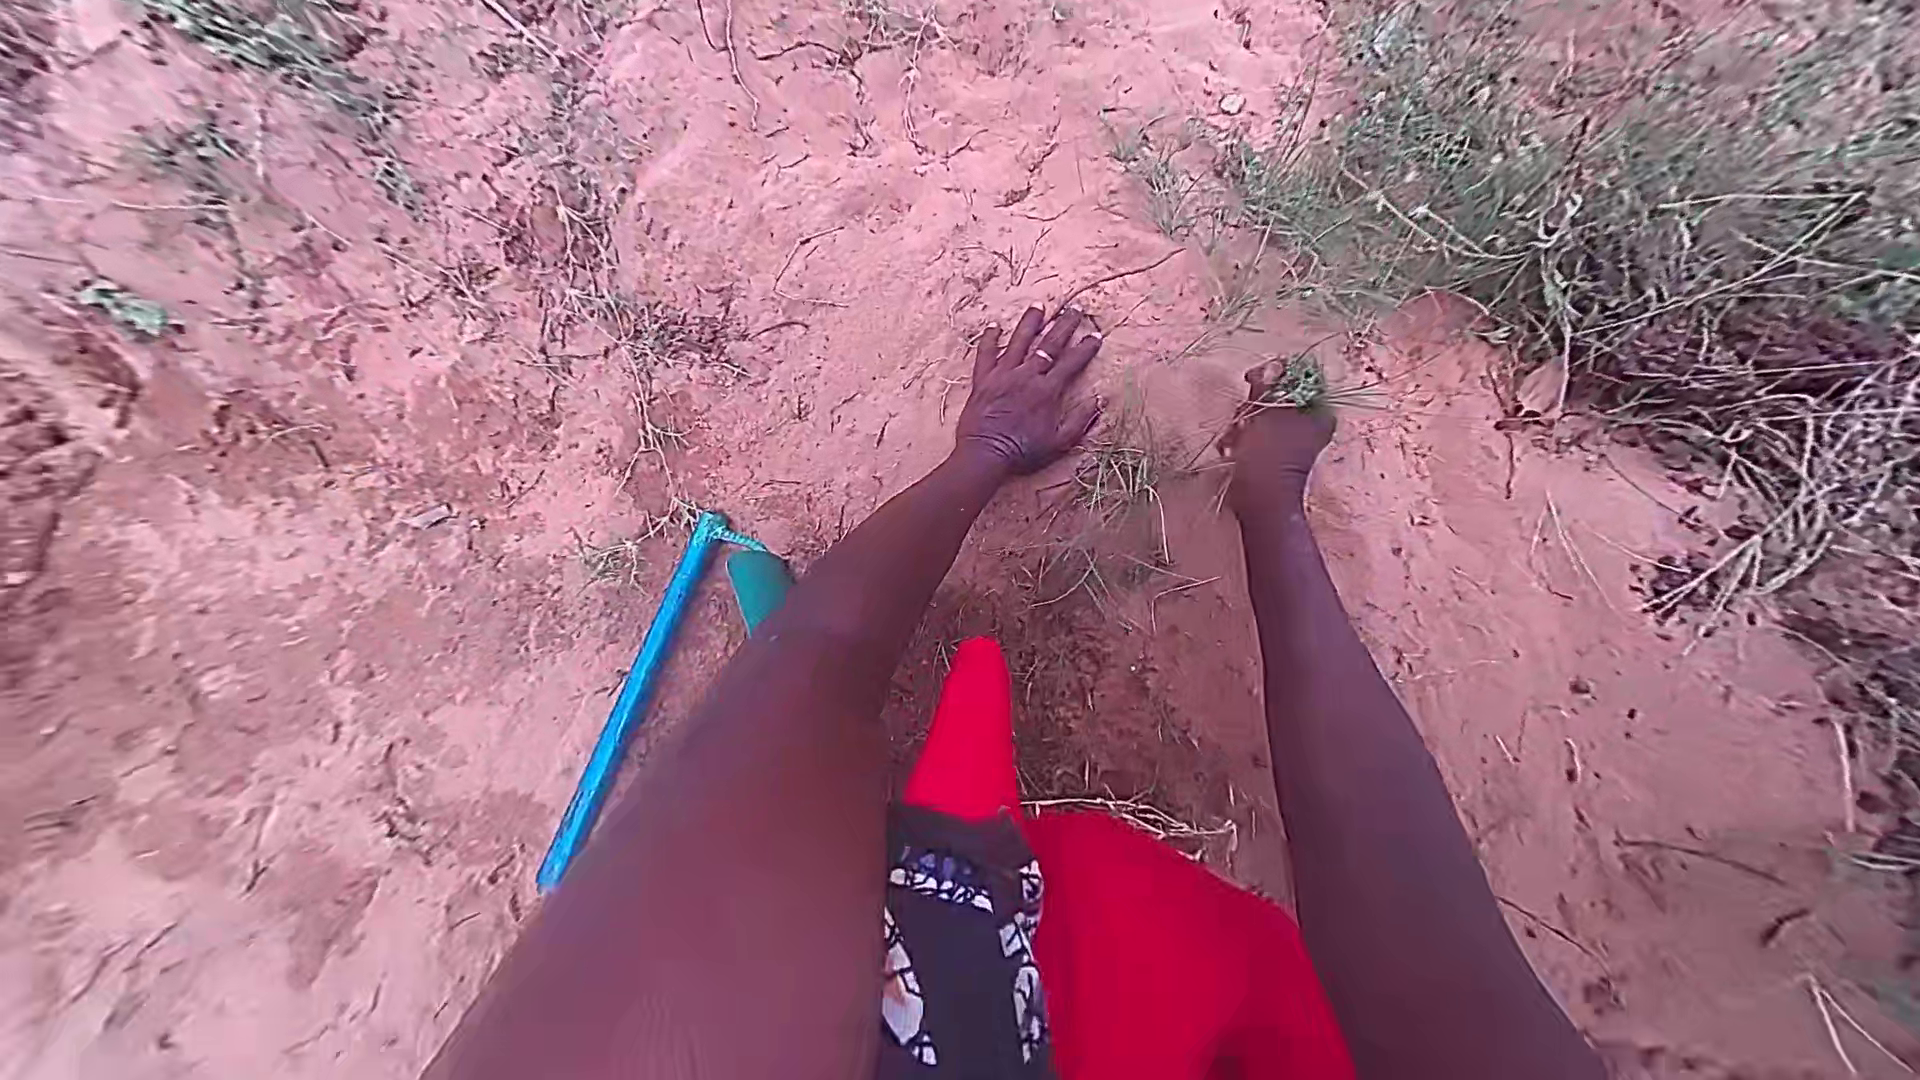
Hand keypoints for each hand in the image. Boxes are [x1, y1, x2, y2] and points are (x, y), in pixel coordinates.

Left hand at [955, 307, 1102, 474]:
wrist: (986, 455)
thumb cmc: (1023, 453)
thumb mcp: (1059, 443)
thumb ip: (1081, 420)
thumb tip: (1100, 399)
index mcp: (1048, 390)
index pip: (1072, 362)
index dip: (1085, 348)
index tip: (1095, 335)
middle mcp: (1027, 376)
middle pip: (1049, 344)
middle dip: (1064, 325)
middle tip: (1074, 309)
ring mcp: (1003, 375)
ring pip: (1019, 341)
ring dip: (1030, 323)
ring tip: (1039, 306)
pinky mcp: (983, 380)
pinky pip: (986, 354)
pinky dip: (990, 338)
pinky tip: (994, 326)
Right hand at [1222, 357, 1335, 514]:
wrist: (1259, 500)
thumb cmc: (1268, 456)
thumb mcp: (1268, 414)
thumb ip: (1271, 387)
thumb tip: (1272, 365)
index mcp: (1317, 413)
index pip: (1296, 381)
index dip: (1272, 377)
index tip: (1252, 380)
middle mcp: (1308, 427)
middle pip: (1275, 400)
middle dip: (1251, 407)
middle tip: (1241, 418)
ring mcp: (1289, 444)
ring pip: (1260, 419)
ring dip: (1241, 425)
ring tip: (1233, 439)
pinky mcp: (1271, 457)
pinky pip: (1254, 438)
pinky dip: (1241, 440)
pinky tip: (1231, 449)